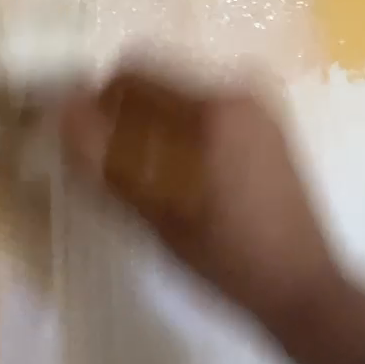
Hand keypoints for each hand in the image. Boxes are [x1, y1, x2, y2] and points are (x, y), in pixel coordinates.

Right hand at [52, 69, 336, 329]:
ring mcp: (260, 109)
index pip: (131, 74)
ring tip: (153, 189)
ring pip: (179, 103)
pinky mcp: (269, 129)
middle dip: (125, 123)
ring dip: (152, 134)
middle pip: (156, 85)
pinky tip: (186, 188)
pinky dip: (182, 140)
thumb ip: (102, 157)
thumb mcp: (153, 212)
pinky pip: (206, 118)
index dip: (97, 106)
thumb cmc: (226, 257)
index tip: (88, 150)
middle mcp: (240, 90)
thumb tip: (62, 110)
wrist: (302, 289)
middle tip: (118, 178)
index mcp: (213, 105)